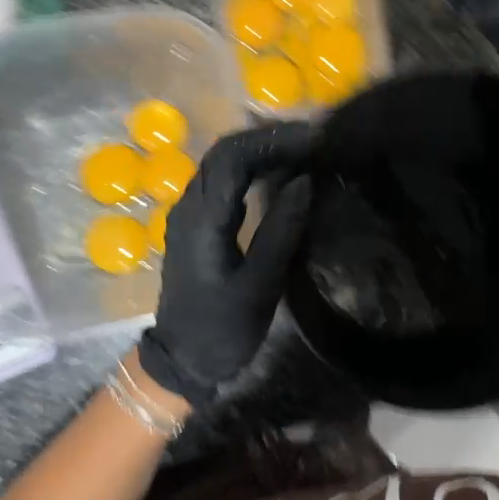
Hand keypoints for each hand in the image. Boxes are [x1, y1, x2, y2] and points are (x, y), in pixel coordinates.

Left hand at [136, 122, 316, 408]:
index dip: (274, 141)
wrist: (183, 360)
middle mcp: (188, 207)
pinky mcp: (195, 226)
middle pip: (224, 153)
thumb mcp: (260, 285)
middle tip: (314, 141)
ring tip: (303, 153)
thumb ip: (280, 230)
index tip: (314, 140)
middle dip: (268, 139)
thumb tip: (305, 180)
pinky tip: (279, 176)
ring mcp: (187, 215)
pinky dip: (250, 170)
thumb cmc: (223, 328)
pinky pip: (220, 183)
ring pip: (220, 165)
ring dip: (259, 152)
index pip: (232, 158)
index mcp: (202, 219)